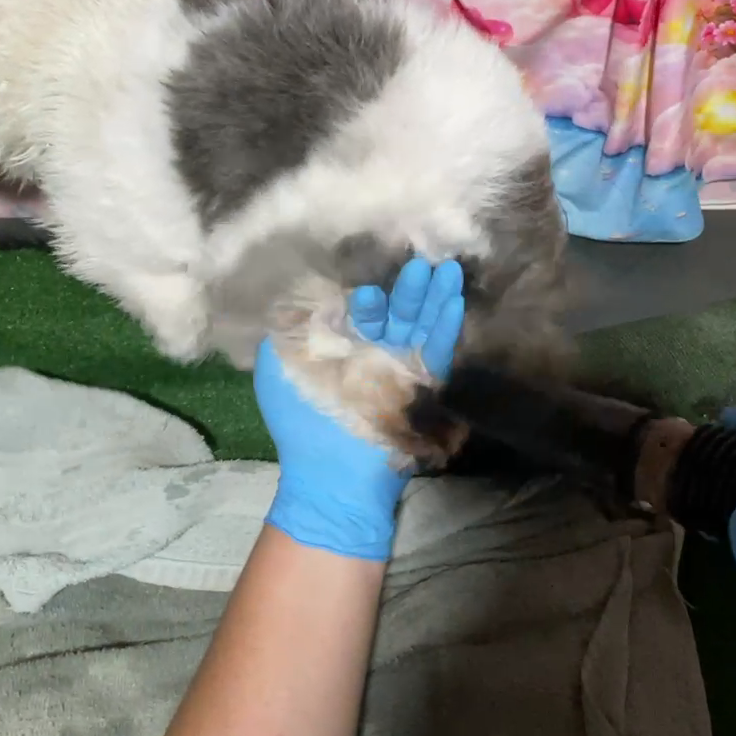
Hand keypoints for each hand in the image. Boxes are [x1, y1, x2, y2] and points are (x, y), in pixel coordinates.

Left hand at [255, 258, 465, 561]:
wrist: (331, 477)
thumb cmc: (300, 420)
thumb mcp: (280, 366)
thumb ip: (290, 326)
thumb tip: (305, 288)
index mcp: (346, 344)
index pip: (364, 308)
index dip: (369, 292)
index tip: (371, 278)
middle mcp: (377, 351)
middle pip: (400, 311)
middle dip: (410, 286)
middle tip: (422, 258)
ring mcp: (403, 367)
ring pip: (423, 324)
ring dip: (435, 297)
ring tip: (448, 268)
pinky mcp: (423, 385)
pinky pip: (438, 351)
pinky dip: (447, 327)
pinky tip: (455, 302)